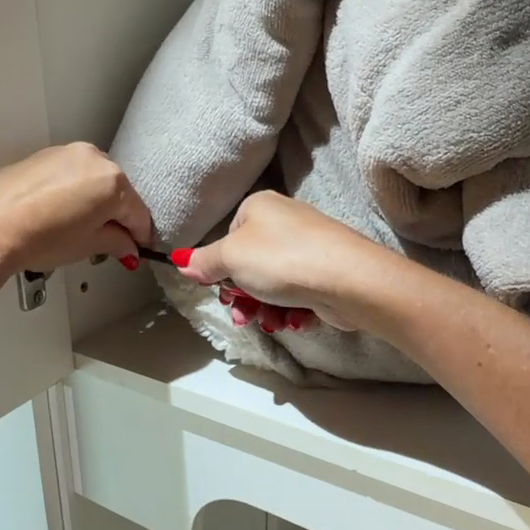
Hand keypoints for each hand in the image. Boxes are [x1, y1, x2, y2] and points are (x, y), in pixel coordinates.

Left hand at [0, 143, 153, 277]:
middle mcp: (93, 159)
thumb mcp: (88, 246)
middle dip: (118, 218)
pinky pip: (71, 176)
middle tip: (111, 245)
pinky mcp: (44, 156)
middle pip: (119, 193)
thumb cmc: (36, 236)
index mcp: (113, 181)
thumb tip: (125, 244)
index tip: (138, 249)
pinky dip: (74, 194)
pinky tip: (61, 216)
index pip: (139, 214)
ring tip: (80, 232)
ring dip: (95, 204)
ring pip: (94, 182)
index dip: (141, 237)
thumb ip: (116, 242)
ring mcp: (66, 154)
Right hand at [173, 192, 391, 331]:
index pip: (228, 238)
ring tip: (270, 322)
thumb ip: (204, 261)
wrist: (347, 279)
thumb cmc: (281, 260)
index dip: (221, 268)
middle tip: (244, 315)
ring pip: (272, 285)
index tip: (222, 291)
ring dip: (265, 309)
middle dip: (243, 296)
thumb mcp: (231, 258)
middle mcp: (285, 221)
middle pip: (249, 265)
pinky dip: (291, 310)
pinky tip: (294, 320)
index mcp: (259, 207)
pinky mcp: (325, 273)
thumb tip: (182, 261)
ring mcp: (308, 247)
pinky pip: (297, 294)